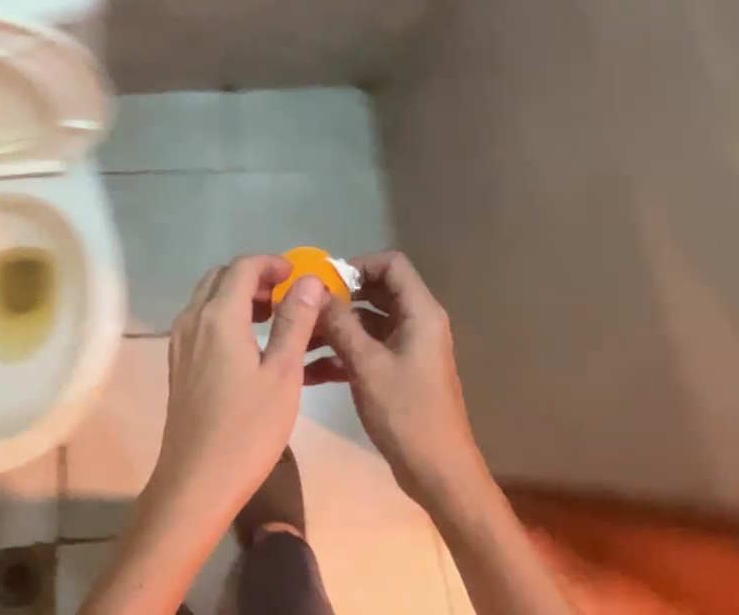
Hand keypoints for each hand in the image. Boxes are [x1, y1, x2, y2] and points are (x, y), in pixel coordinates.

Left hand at [148, 254, 331, 521]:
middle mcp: (193, 319)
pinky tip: (251, 345)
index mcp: (219, 316)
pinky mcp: (179, 363)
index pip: (244, 267)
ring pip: (209, 298)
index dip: (273, 264)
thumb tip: (310, 280)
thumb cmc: (247, 429)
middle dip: (256, 277)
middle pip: (222, 277)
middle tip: (288, 295)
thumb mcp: (283, 374)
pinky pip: (202, 321)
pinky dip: (226, 316)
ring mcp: (181, 342)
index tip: (300, 277)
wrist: (196, 482)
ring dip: (240, 296)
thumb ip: (295, 321)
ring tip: (275, 317)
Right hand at [312, 251, 485, 510]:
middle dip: (340, 298)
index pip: (392, 264)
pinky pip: (368, 349)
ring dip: (336, 329)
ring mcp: (408, 349)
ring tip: (299, 341)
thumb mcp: (367, 365)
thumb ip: (340, 324)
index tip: (325, 281)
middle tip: (305, 308)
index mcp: (420, 313)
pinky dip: (342, 354)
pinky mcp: (398, 372)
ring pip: (368, 323)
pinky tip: (308, 371)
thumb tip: (314, 289)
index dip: (358, 264)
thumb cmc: (407, 414)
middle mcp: (417, 323)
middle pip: (377, 291)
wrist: (439, 473)